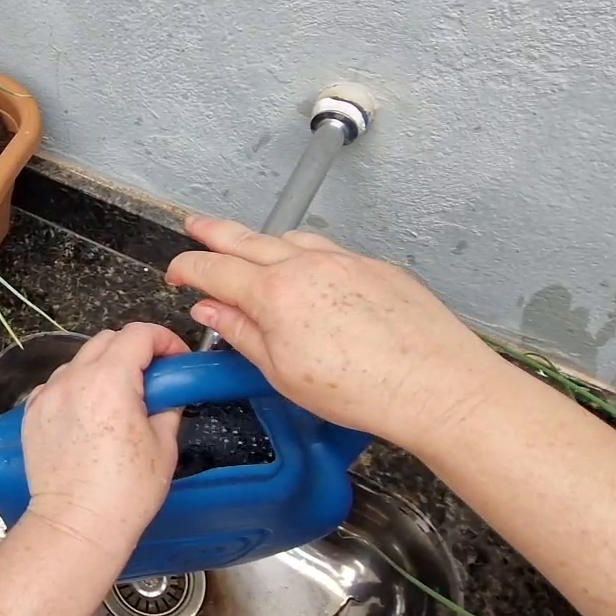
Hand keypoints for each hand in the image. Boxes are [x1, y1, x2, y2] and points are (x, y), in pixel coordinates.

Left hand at [18, 323, 188, 559]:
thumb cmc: (125, 492)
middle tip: (153, 377)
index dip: (164, 340)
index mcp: (109, 381)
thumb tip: (168, 393)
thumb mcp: (163, 446)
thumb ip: (166, 406)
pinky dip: (76, 388)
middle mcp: (73, 379)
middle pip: (106, 340)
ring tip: (119, 399)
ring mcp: (47, 394)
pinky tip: (89, 414)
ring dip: (103, 368)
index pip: (137, 334)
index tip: (176, 359)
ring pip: (79, 361)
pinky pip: (57, 385)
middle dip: (134, 350)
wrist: (77, 524)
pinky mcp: (32, 412)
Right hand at [164, 216, 506, 447]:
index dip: (185, 268)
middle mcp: (305, 266)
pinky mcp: (375, 267)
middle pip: (244, 238)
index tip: (176, 275)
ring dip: (261, 241)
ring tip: (249, 252)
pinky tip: (307, 275)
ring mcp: (344, 260)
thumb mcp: (280, 372)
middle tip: (194, 225)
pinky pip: (327, 249)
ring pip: (288, 238)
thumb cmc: (361, 391)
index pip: (212, 268)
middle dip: (212, 230)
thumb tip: (210, 309)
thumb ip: (240, 332)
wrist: (439, 388)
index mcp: (273, 295)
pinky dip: (304, 254)